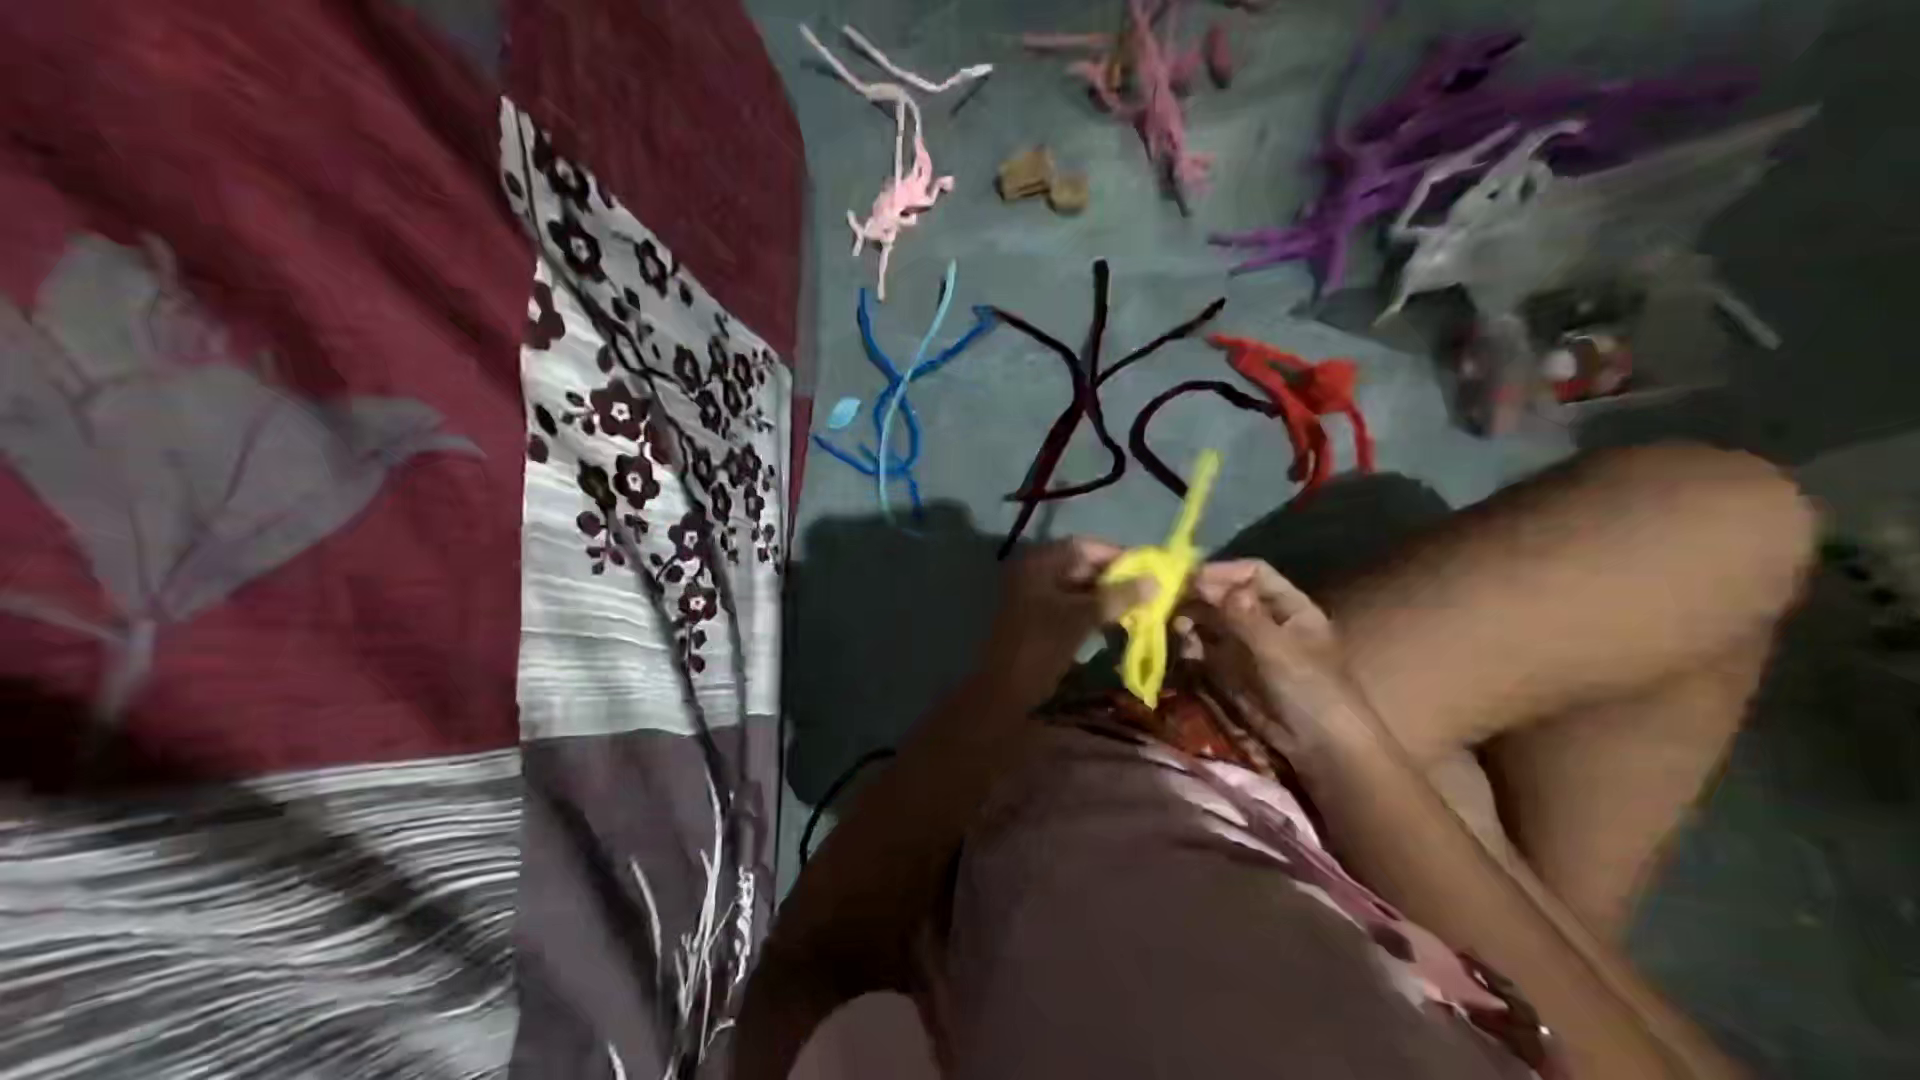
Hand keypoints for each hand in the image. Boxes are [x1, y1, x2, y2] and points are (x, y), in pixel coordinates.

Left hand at [978, 538, 1147, 699]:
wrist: (1005, 689)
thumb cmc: (1041, 646)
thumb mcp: (1082, 618)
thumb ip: (1118, 597)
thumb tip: (1155, 581)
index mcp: (1038, 564)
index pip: (1083, 546)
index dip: (1116, 555)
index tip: (1147, 566)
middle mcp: (1033, 573)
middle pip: (1080, 565)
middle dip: (1113, 577)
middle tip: (1147, 588)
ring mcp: (1033, 596)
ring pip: (1076, 587)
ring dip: (1105, 595)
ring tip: (1138, 605)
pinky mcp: (1037, 618)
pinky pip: (1069, 605)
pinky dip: (1092, 610)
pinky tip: (1116, 620)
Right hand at [1185, 559, 1381, 756]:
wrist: (1323, 749)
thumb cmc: (1313, 691)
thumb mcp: (1280, 649)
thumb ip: (1244, 616)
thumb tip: (1214, 584)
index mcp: (1290, 608)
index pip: (1254, 574)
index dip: (1224, 572)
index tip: (1191, 577)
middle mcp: (1267, 621)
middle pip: (1229, 596)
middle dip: (1200, 595)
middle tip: (1169, 598)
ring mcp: (1248, 646)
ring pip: (1214, 622)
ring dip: (1192, 619)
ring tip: (1173, 623)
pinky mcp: (1232, 672)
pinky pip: (1207, 650)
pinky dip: (1193, 645)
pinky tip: (1182, 645)